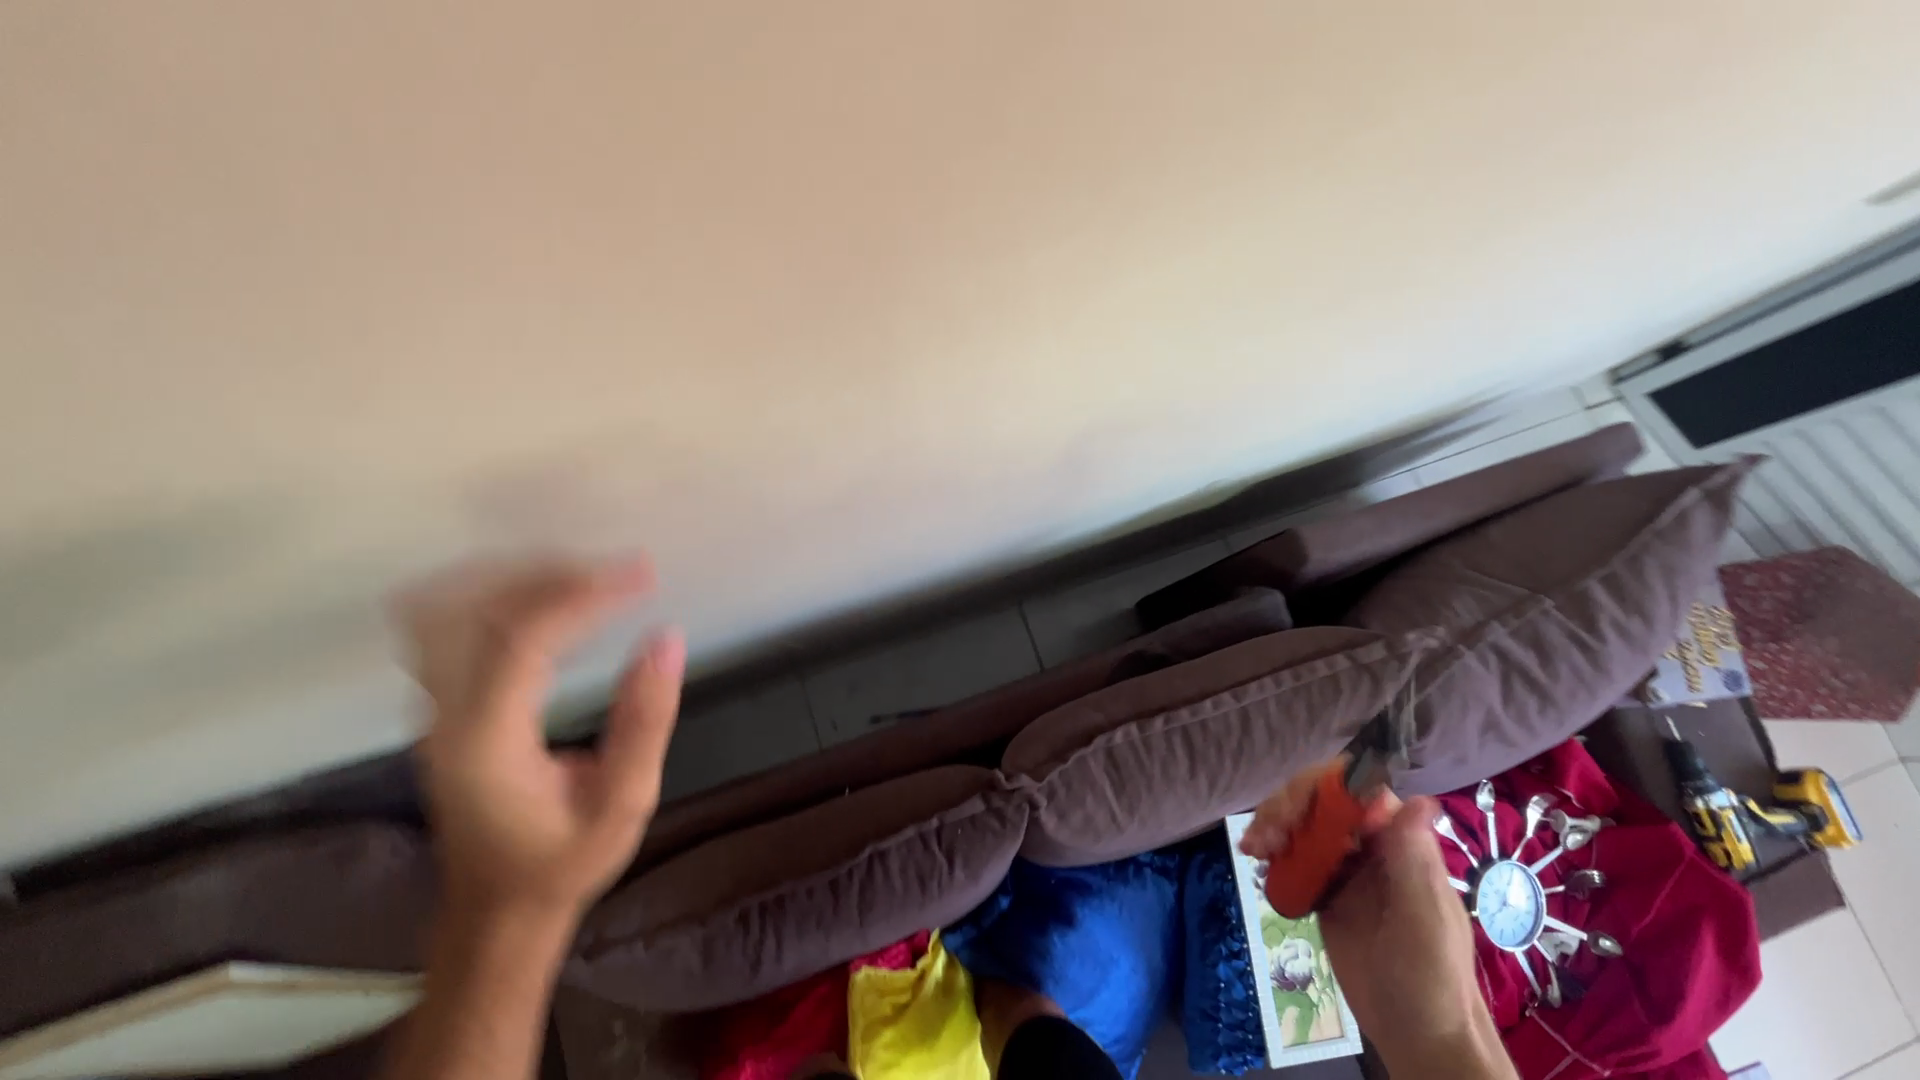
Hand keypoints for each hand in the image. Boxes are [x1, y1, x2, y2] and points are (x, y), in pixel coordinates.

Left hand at [396, 557, 684, 920]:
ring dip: (515, 577)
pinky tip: (537, 595)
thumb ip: (644, 722)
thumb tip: (667, 640)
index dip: (583, 596)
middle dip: (550, 575)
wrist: (495, 910)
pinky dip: (491, 593)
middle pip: (475, 608)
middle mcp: (445, 716)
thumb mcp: (623, 806)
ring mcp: (431, 710)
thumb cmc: (563, 864)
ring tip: (582, 576)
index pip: (523, 640)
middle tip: (616, 574)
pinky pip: (443, 624)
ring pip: (446, 607)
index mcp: (487, 742)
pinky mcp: (437, 706)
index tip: (643, 576)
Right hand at [1242, 774, 1514, 1078]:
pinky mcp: (1324, 892)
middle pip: (1322, 802)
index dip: (1320, 789)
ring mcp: (1346, 869)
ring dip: (1273, 825)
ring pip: (1303, 825)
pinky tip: (1255, 859)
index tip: (1294, 813)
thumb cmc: (1433, 979)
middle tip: (1265, 837)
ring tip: (1252, 848)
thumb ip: (1414, 859)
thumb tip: (1420, 800)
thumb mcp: (1425, 919)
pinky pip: (1293, 857)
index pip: (1357, 791)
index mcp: (1402, 842)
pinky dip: (1271, 851)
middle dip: (1288, 808)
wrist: (1418, 1036)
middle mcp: (1372, 846)